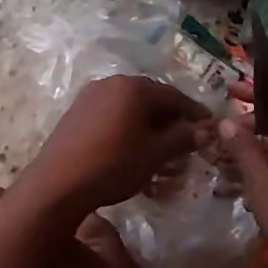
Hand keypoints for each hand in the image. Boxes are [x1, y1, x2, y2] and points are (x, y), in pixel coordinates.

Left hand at [19, 76, 210, 216]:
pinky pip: (111, 115)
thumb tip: (207, 130)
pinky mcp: (76, 113)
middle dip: (170, 119)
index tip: (210, 126)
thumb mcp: (155, 154)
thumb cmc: (113, 165)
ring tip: (160, 148)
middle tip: (186, 139)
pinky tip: (131, 148)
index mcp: (134, 87)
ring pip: (130, 108)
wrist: (57, 184)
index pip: (175, 96)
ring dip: (148, 125)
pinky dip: (127, 128)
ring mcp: (90, 96)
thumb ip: (183, 138)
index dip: (194, 113)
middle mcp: (112, 83)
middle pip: (151, 98)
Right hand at [216, 88, 267, 267]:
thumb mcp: (261, 181)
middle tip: (224, 126)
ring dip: (257, 140)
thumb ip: (243, 147)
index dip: (257, 92)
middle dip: (252, 119)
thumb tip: (225, 120)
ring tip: (228, 147)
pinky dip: (267, 157)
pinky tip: (246, 169)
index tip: (230, 92)